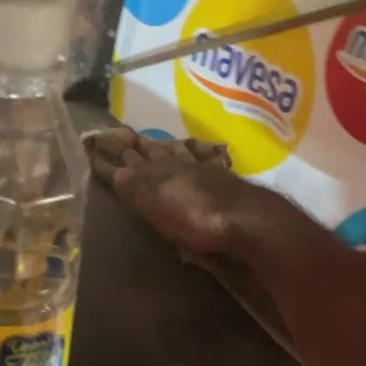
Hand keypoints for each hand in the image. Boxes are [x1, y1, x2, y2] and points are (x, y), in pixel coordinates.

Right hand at [85, 129, 296, 257]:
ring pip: (188, 162)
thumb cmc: (197, 217)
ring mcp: (211, 178)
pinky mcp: (230, 191)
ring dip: (176, 157)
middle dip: (152, 152)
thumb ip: (140, 189)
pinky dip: (199, 170)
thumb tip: (117, 170)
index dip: (131, 159)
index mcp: (166, 172)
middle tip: (140, 143)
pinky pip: (208, 174)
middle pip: (166, 158)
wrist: (249, 223)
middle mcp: (188, 169)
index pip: (143, 162)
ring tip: (168, 152)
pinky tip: (201, 172)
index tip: (120, 150)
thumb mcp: (159, 205)